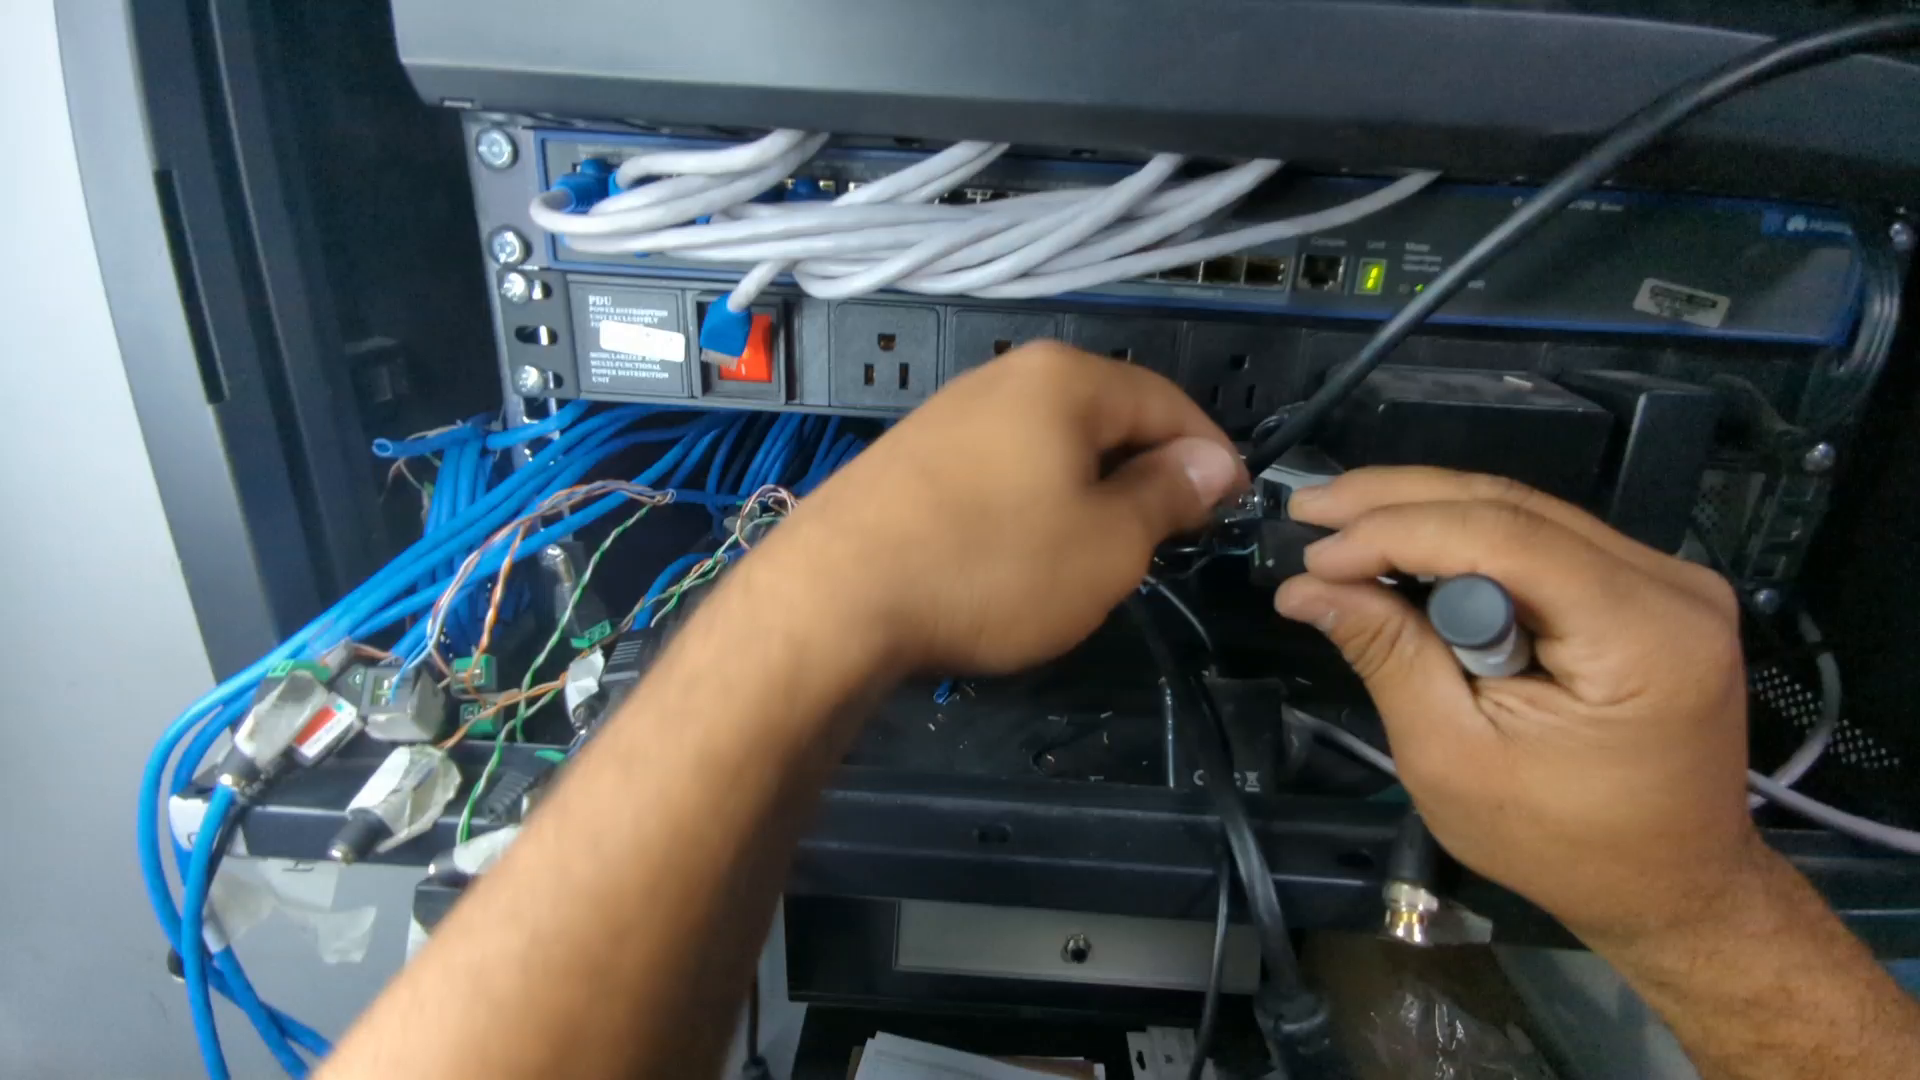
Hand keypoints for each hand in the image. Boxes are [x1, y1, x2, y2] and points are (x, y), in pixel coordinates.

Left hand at [760, 342, 1243, 674]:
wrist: (834, 598)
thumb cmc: (991, 567)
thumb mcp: (1107, 543)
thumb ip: (1167, 495)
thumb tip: (1211, 463)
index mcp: (1063, 379)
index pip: (1165, 402)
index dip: (1209, 454)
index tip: (1231, 506)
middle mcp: (1002, 378)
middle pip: (1103, 419)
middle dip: (1144, 474)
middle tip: (1164, 537)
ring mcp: (947, 415)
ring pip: (1048, 448)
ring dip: (1086, 492)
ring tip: (1092, 551)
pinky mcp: (910, 458)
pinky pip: (998, 470)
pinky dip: (1029, 503)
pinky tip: (1017, 550)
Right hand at [1273, 467, 1758, 944]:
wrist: (1667, 885)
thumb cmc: (1559, 841)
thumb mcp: (1450, 756)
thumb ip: (1386, 655)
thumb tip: (1305, 588)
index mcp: (1641, 635)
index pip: (1501, 538)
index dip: (1394, 533)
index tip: (1314, 559)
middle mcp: (1666, 584)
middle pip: (1507, 506)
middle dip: (1392, 500)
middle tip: (1306, 507)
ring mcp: (1658, 579)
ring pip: (1513, 510)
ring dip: (1414, 509)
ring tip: (1332, 517)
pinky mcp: (1634, 588)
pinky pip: (1526, 537)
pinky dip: (1448, 535)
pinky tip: (1390, 541)